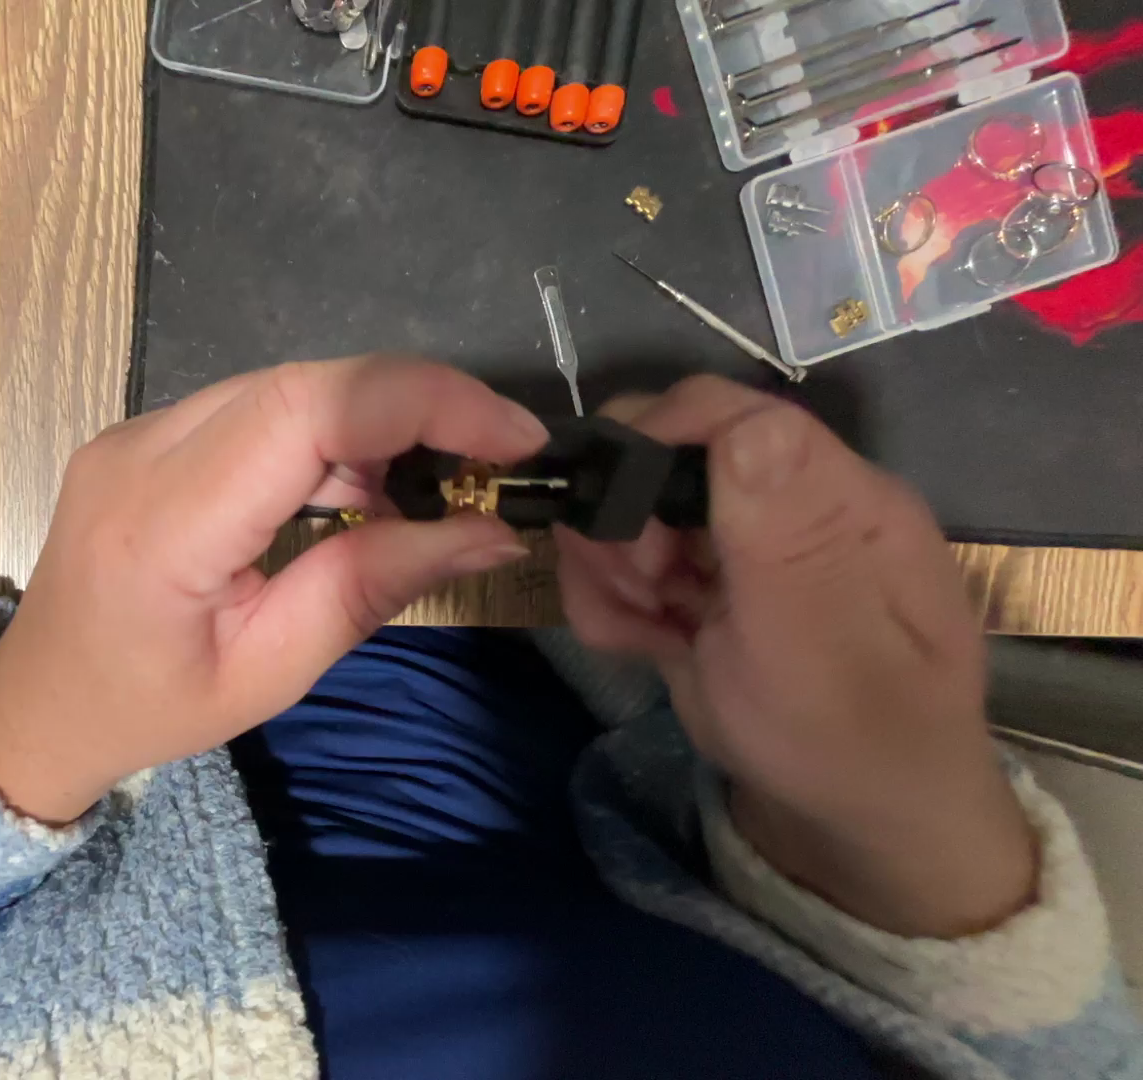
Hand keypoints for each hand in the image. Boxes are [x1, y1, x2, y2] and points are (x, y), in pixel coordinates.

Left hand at [0, 357, 547, 823]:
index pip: (303, 412)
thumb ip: (368, 589)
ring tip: (411, 498)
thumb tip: (488, 530)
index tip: (512, 438)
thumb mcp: (268, 672)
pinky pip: (244, 411)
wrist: (39, 701)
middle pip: (297, 385)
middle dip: (409, 410)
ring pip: (275, 390)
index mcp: (163, 525)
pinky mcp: (137, 437)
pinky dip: (313, 438)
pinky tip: (341, 493)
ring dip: (361, 428)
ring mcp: (130, 434)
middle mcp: (137, 452)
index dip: (422, 401)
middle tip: (483, 467)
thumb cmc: (147, 710)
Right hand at [554, 375, 1034, 937]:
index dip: (650, 443)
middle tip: (645, 591)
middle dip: (619, 529)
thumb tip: (749, 422)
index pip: (725, 412)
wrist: (839, 816)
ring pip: (614, 518)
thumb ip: (784, 534)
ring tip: (644, 632)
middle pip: (648, 461)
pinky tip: (640, 643)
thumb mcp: (817, 643)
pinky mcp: (687, 579)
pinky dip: (604, 605)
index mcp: (833, 499)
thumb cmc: (846, 735)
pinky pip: (608, 567)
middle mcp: (776, 504)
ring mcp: (726, 543)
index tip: (617, 518)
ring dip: (604, 579)